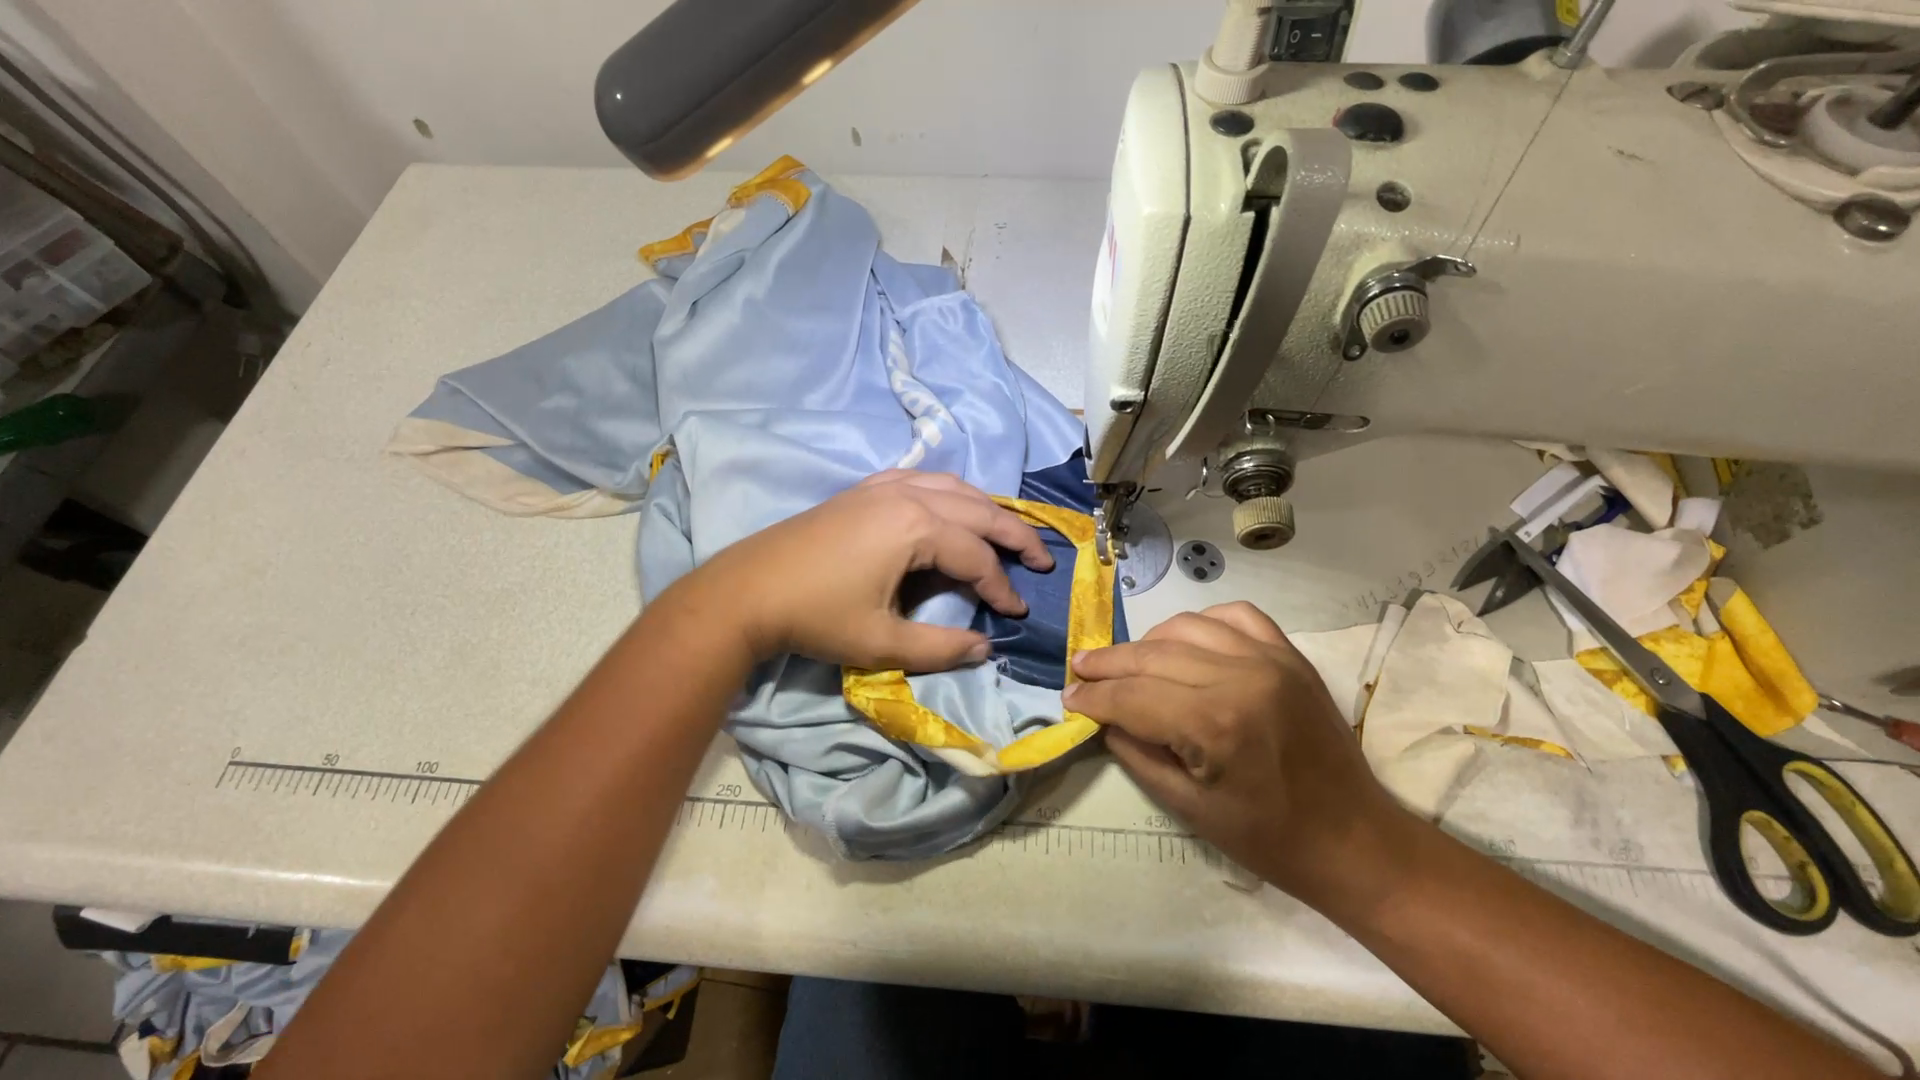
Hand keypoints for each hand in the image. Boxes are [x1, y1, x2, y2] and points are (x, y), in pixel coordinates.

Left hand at [670, 470, 1052, 671]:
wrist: (747, 591)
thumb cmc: (815, 616)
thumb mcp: (881, 642)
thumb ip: (941, 648)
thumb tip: (986, 649)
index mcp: (915, 528)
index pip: (977, 557)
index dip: (1002, 586)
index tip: (1017, 612)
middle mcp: (906, 496)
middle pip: (977, 510)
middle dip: (1014, 535)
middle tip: (1043, 559)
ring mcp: (882, 486)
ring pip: (952, 487)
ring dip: (985, 509)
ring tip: (1006, 532)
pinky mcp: (863, 490)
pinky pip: (920, 479)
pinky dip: (948, 492)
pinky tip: (950, 506)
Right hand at [1063, 602, 1404, 899]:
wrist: (1352, 839)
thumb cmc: (1267, 839)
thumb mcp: (1187, 808)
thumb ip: (1137, 754)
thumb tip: (1104, 718)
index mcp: (1214, 724)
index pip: (1132, 695)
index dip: (1093, 697)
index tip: (1068, 697)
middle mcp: (1241, 677)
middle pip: (1153, 655)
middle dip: (1109, 664)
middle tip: (1081, 670)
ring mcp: (1271, 660)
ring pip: (1188, 627)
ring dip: (1149, 642)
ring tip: (1127, 661)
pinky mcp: (1291, 655)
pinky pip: (1236, 617)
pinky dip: (1202, 623)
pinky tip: (1186, 642)